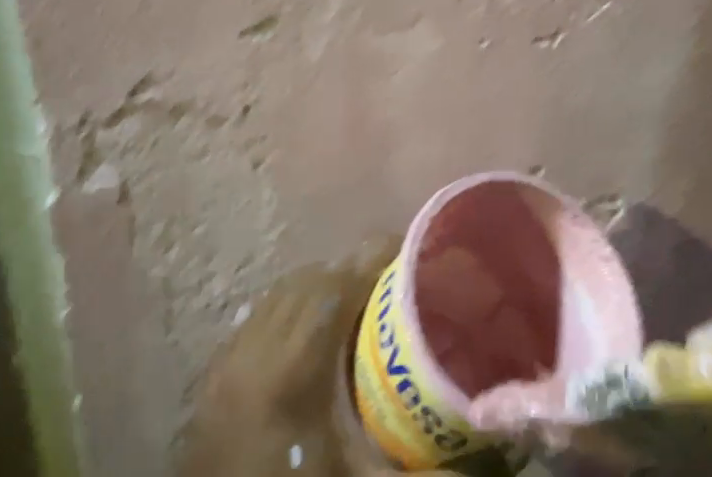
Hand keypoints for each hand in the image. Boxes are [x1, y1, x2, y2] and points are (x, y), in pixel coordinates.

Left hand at [177, 235, 453, 475]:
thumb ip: (428, 468)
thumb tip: (497, 446)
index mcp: (292, 365)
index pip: (338, 283)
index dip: (378, 260)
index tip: (417, 255)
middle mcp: (255, 347)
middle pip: (312, 279)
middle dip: (358, 272)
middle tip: (399, 284)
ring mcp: (229, 357)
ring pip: (283, 292)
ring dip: (324, 288)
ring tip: (362, 306)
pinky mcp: (215, 374)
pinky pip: (261, 315)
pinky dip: (293, 310)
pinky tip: (315, 339)